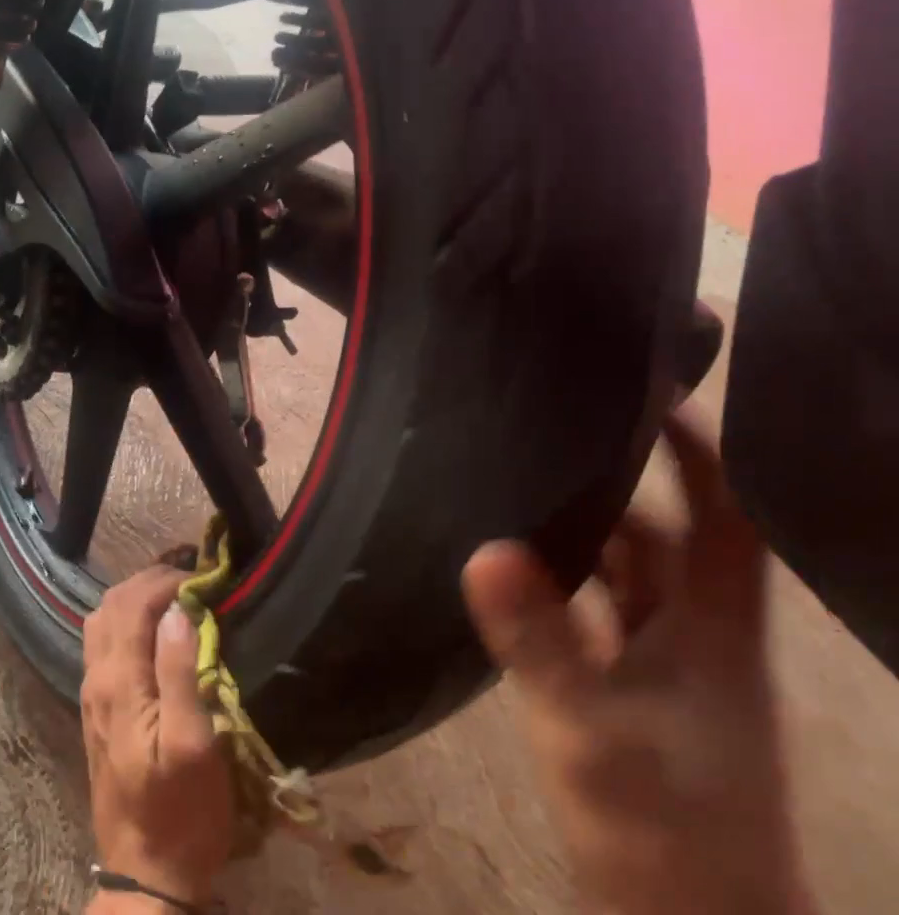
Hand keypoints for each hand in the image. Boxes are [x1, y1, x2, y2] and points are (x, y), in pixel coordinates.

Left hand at [80, 567, 233, 910]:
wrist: (144, 868)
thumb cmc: (180, 811)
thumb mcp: (192, 745)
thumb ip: (180, 672)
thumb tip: (178, 610)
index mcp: (117, 681)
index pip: (131, 604)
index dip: (165, 580)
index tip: (206, 578)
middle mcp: (95, 678)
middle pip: (110, 605)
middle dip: (149, 581)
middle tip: (194, 580)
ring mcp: (92, 693)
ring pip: (101, 623)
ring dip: (134, 599)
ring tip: (177, 598)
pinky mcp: (98, 709)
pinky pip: (103, 646)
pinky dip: (127, 623)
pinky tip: (154, 634)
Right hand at [463, 413, 815, 914]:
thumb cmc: (659, 817)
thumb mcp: (590, 723)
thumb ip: (538, 637)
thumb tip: (486, 546)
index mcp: (714, 631)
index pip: (727, 520)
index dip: (703, 456)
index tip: (647, 397)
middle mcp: (696, 637)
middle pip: (667, 541)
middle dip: (613, 489)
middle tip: (537, 440)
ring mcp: (662, 669)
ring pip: (625, 580)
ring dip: (579, 541)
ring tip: (508, 494)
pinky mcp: (628, 696)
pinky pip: (594, 619)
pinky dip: (559, 590)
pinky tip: (509, 578)